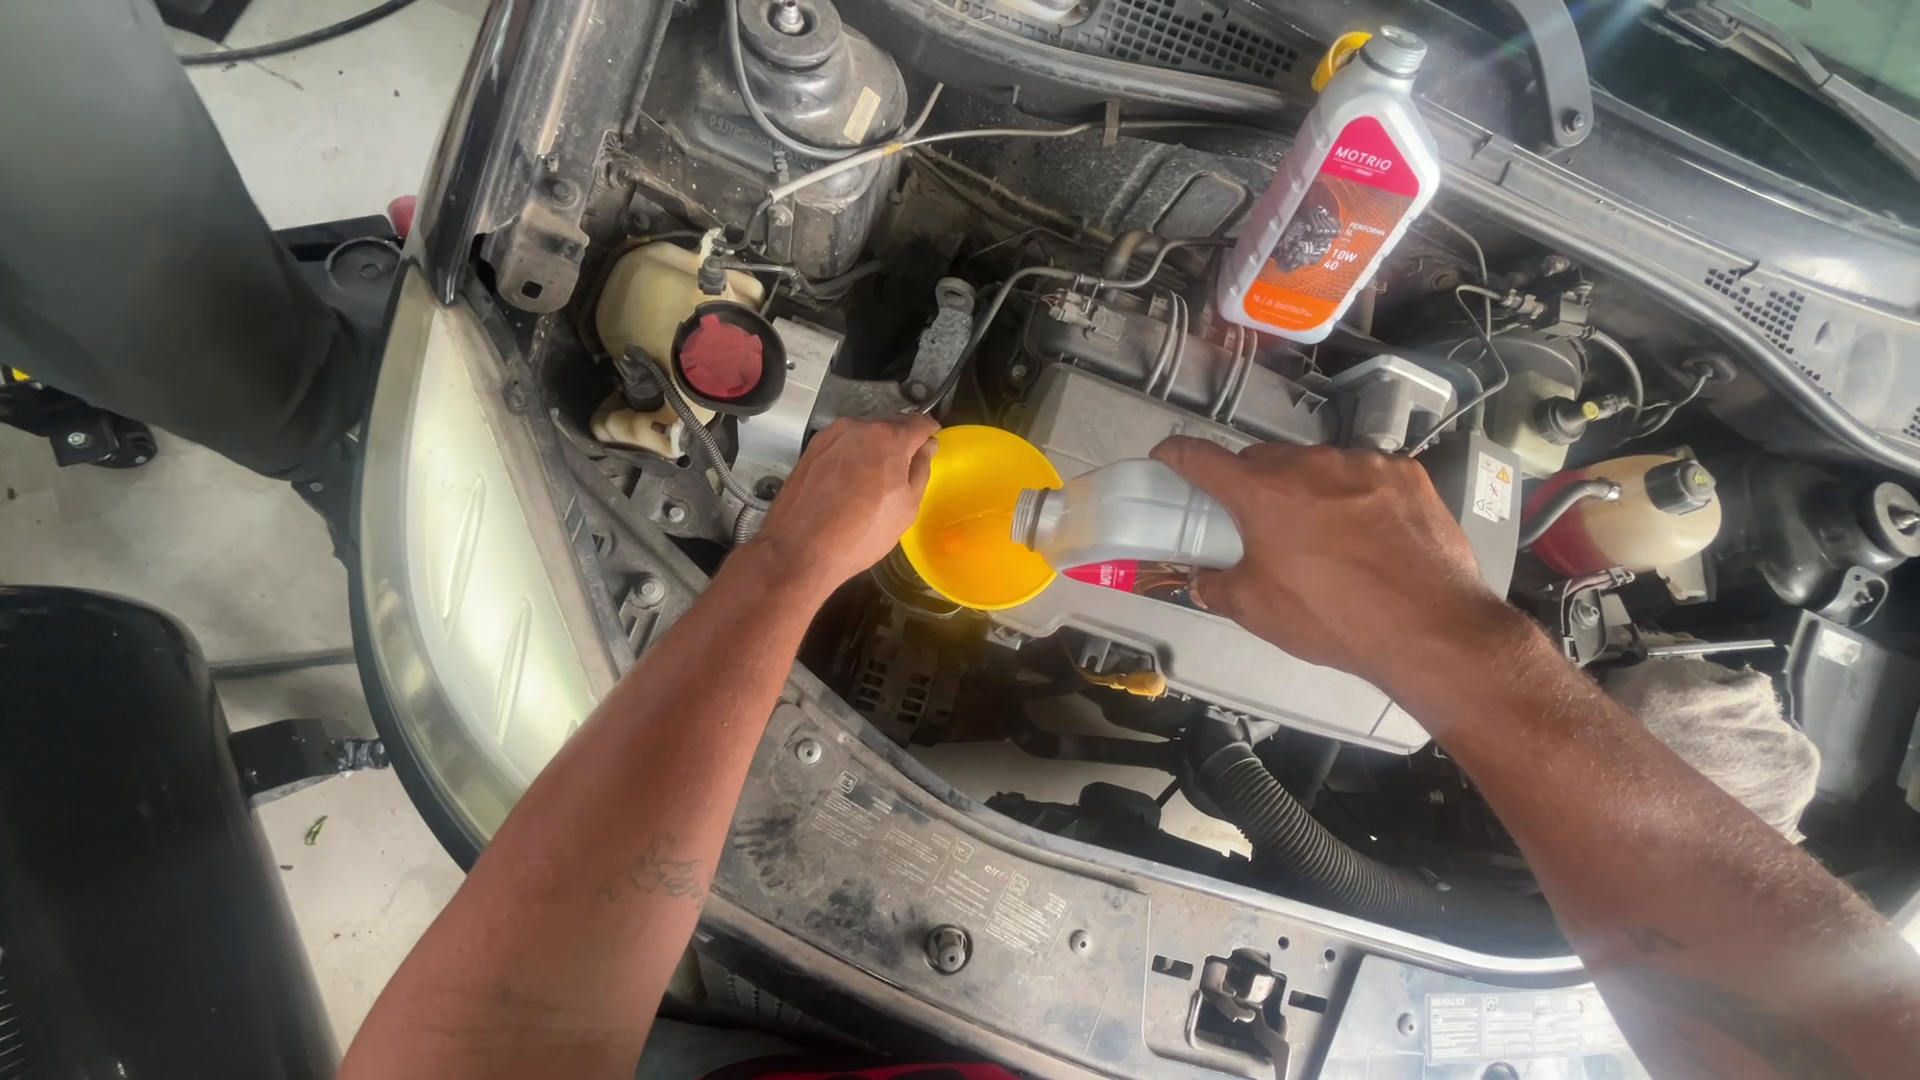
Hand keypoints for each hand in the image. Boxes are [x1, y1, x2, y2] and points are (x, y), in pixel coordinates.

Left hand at [748, 414, 938, 594]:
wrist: (800, 550)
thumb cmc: (858, 533)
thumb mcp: (907, 506)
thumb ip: (920, 469)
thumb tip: (925, 450)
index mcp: (888, 438)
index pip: (918, 422)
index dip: (929, 433)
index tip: (930, 442)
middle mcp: (857, 428)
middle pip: (889, 428)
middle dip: (899, 446)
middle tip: (901, 476)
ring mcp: (830, 438)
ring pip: (862, 438)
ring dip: (872, 454)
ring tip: (871, 488)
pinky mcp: (810, 451)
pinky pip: (841, 449)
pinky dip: (850, 461)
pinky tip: (848, 490)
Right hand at [1151, 437, 1511, 690]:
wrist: (1431, 629)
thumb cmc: (1330, 618)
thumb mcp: (1256, 610)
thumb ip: (1217, 587)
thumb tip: (1203, 580)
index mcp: (1262, 492)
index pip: (1201, 457)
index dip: (1176, 455)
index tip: (1166, 457)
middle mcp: (1309, 464)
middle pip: (1261, 459)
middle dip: (1249, 483)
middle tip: (1254, 520)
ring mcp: (1363, 464)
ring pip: (1315, 465)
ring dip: (1304, 488)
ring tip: (1320, 533)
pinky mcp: (1406, 474)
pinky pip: (1363, 474)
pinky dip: (1352, 494)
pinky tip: (1366, 532)